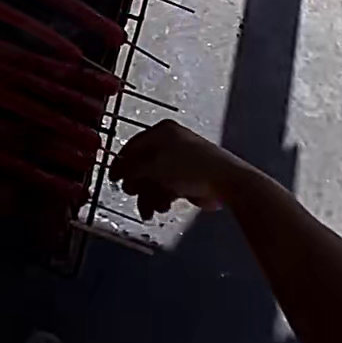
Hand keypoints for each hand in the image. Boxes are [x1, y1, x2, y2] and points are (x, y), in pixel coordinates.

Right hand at [107, 120, 277, 218]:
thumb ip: (132, 173)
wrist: (228, 182)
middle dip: (139, 184)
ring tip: (150, 211)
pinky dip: (164, 197)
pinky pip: (170, 185)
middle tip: (132, 195)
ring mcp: (183, 158)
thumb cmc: (188, 168)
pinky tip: (162, 208)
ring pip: (157, 178)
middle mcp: (172, 141)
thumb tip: (122, 179)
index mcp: (163, 131)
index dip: (121, 164)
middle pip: (145, 164)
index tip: (113, 179)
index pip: (133, 146)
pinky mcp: (193, 175)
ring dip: (150, 195)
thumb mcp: (153, 169)